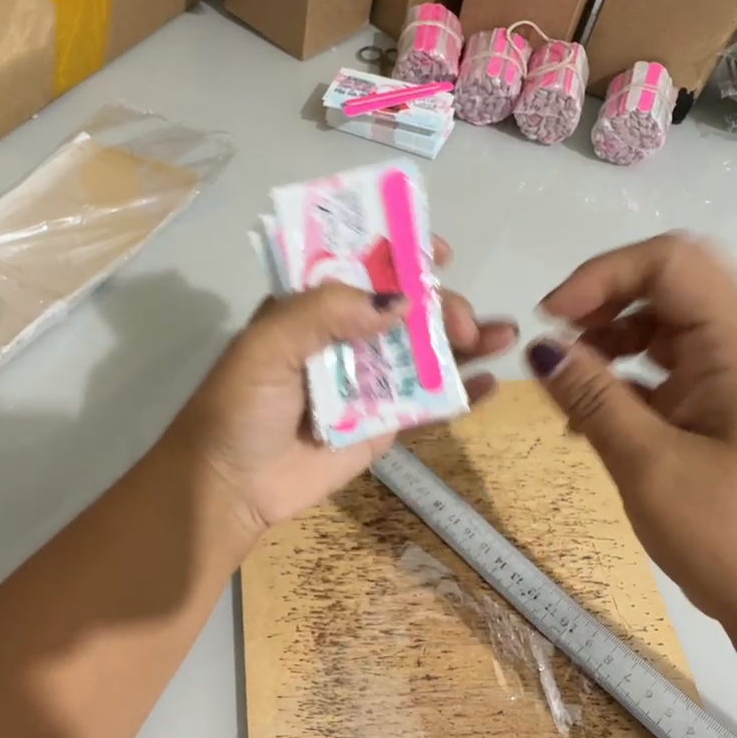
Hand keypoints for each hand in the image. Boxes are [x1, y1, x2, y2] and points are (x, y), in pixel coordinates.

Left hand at [164, 239, 516, 537]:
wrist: (231, 485)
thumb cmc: (239, 407)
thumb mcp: (268, 346)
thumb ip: (324, 312)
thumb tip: (400, 301)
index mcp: (311, 307)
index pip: (364, 265)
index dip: (403, 252)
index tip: (440, 252)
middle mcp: (344, 337)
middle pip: (406, 309)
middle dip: (442, 306)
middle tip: (463, 325)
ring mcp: (368, 381)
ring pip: (426, 351)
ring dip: (467, 340)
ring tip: (505, 336)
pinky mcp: (384, 423)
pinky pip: (429, 401)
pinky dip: (461, 391)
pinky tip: (490, 384)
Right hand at [527, 234, 736, 634]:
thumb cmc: (731, 538)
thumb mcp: (647, 464)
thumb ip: (591, 397)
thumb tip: (540, 347)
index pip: (671, 262)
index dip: (601, 276)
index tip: (549, 321)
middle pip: (671, 284)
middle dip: (604, 301)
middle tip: (555, 344)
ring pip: (668, 326)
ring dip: (612, 341)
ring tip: (567, 387)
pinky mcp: (733, 412)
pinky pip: (674, 369)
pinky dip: (629, 378)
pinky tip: (594, 417)